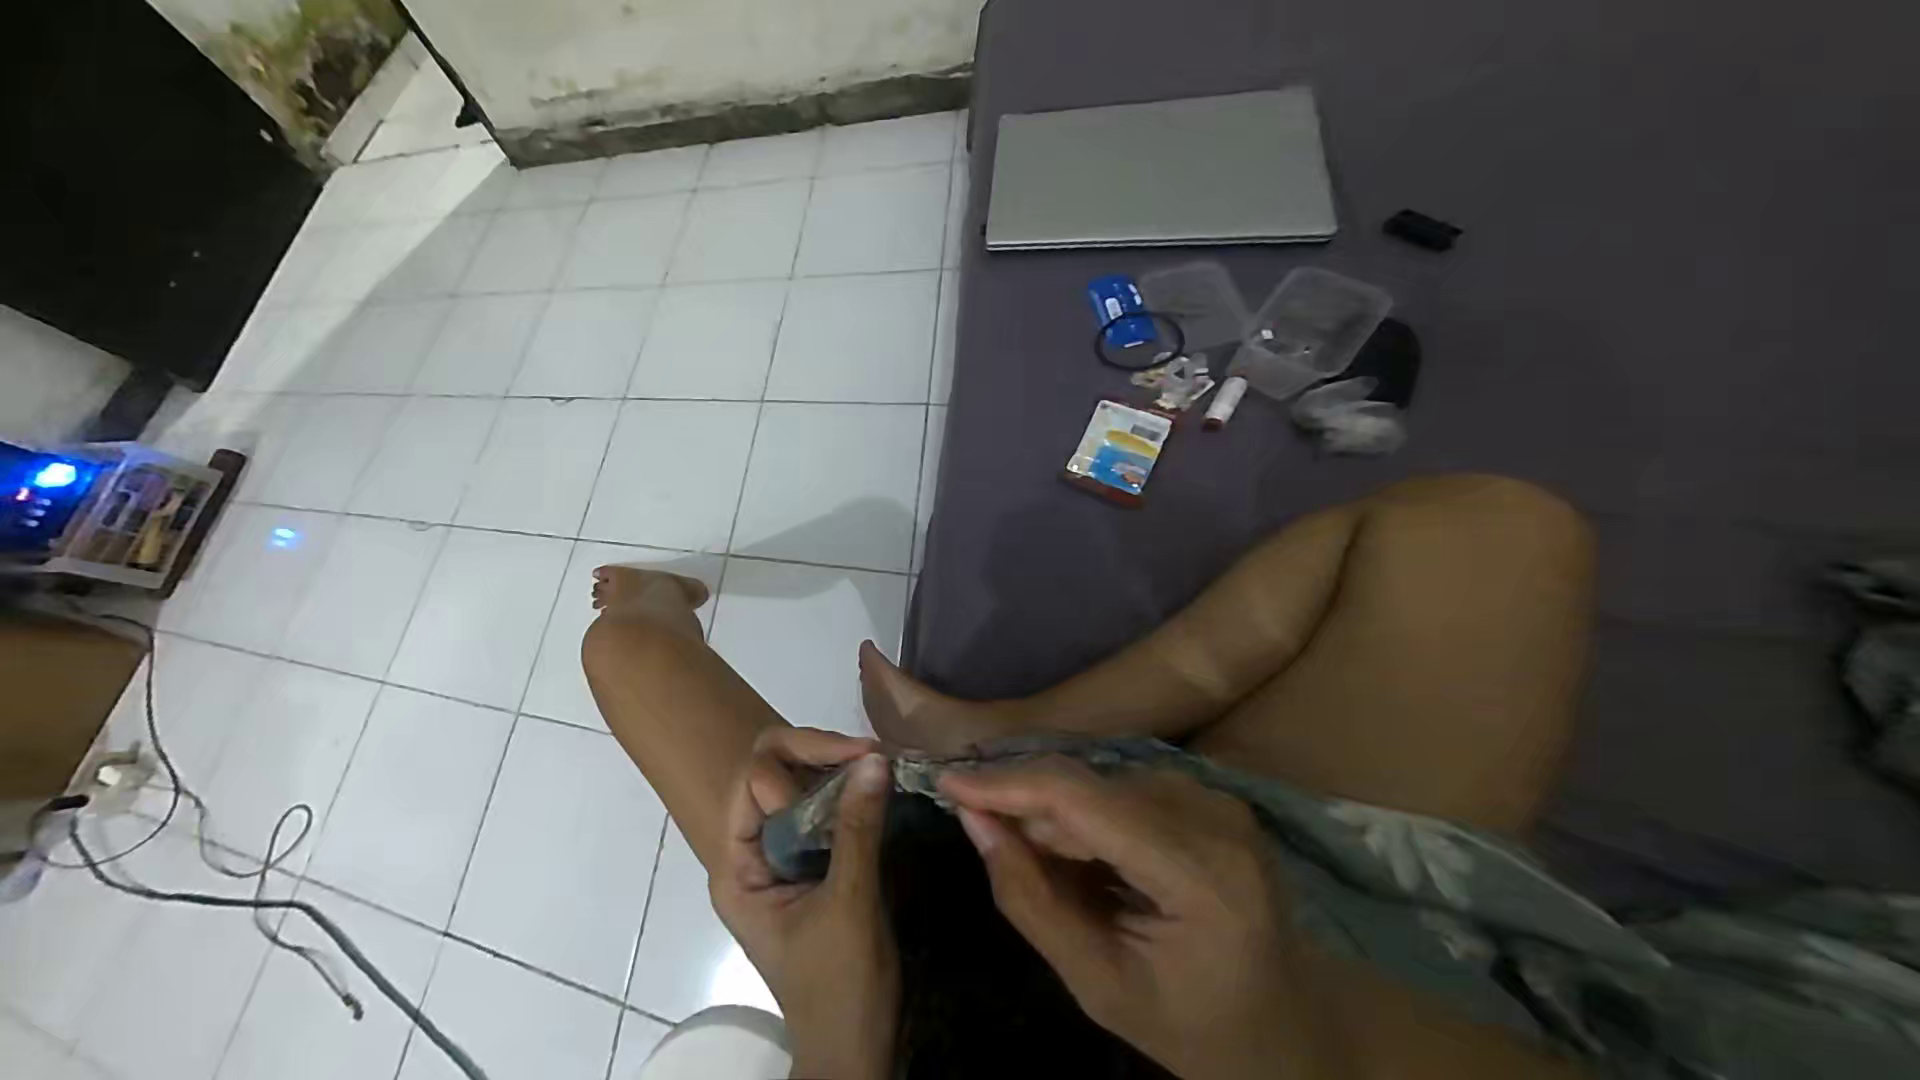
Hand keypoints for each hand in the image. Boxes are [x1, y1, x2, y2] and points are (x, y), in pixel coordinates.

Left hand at [710, 727, 897, 1079]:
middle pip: (774, 771)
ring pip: (800, 784)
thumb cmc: (839, 987)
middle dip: (821, 753)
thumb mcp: (848, 904)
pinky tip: (878, 785)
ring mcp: (781, 854)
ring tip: (882, 763)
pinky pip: (822, 807)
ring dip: (839, 767)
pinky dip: (848, 790)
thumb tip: (875, 758)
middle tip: (874, 756)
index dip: (800, 756)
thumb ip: (856, 829)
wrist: (856, 1048)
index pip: (752, 778)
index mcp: (738, 866)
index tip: (857, 757)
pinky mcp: (811, 860)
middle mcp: (752, 851)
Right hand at [939, 760, 1331, 1079]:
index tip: (946, 780)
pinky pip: (1122, 785)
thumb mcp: (1098, 985)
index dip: (1009, 783)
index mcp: (1200, 875)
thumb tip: (973, 819)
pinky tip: (1088, 858)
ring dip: (1056, 814)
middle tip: (989, 839)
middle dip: (1026, 806)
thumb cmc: (1192, 1024)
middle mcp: (1214, 816)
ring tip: (1053, 870)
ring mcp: (1218, 798)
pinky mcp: (1210, 793)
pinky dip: (1087, 814)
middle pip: (1088, 786)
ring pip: (1100, 780)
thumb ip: (1029, 899)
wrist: (1286, 1022)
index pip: (1084, 802)